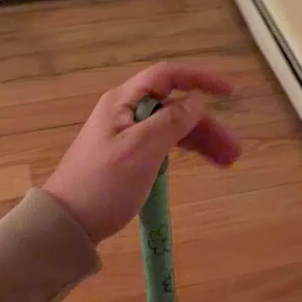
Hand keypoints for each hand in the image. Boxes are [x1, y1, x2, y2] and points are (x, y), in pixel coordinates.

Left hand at [40, 62, 242, 241]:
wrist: (66, 224)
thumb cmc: (102, 185)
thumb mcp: (141, 151)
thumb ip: (171, 122)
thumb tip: (196, 102)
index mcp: (123, 102)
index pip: (167, 76)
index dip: (200, 79)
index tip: (230, 92)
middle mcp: (125, 111)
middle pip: (174, 106)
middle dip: (206, 124)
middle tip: (234, 151)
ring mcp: (126, 134)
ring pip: (172, 127)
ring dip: (200, 141)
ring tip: (228, 162)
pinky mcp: (127, 155)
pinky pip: (163, 144)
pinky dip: (185, 152)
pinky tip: (205, 163)